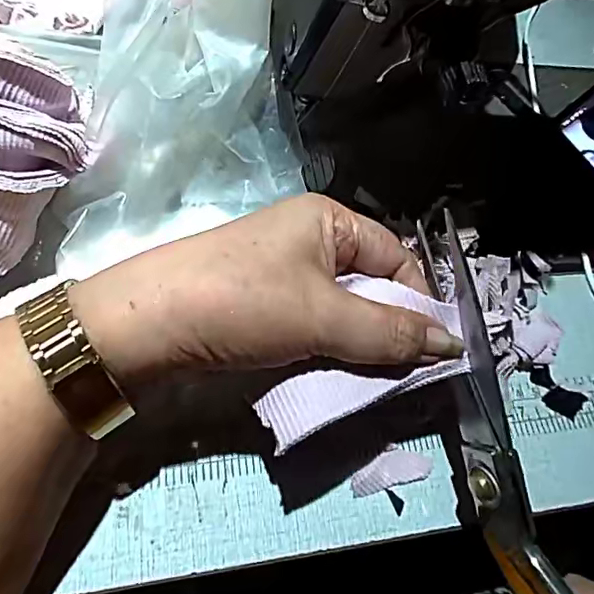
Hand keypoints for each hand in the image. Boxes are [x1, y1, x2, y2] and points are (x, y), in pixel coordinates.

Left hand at [67, 195, 462, 394]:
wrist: (141, 326)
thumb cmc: (243, 303)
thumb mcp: (324, 317)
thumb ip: (390, 333)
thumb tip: (451, 343)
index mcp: (329, 219)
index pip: (397, 256)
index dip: (419, 300)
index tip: (432, 347)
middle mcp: (310, 237)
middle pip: (371, 282)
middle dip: (389, 325)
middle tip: (403, 368)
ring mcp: (283, 270)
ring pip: (344, 306)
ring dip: (359, 340)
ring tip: (369, 373)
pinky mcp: (263, 301)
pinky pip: (314, 320)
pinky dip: (329, 345)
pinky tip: (333, 369)